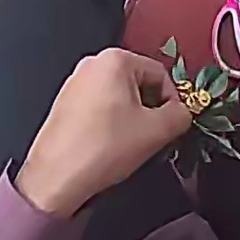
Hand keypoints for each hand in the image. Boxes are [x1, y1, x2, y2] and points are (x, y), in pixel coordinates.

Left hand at [16, 49, 191, 216]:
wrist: (55, 180)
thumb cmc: (103, 148)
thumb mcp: (157, 130)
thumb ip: (181, 114)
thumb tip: (184, 112)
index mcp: (115, 59)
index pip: (161, 75)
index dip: (173, 102)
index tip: (173, 125)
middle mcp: (92, 64)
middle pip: (140, 85)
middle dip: (151, 111)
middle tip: (153, 137)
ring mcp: (75, 84)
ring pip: (121, 98)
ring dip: (133, 119)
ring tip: (130, 145)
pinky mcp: (65, 104)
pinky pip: (101, 108)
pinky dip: (112, 124)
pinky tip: (110, 147)